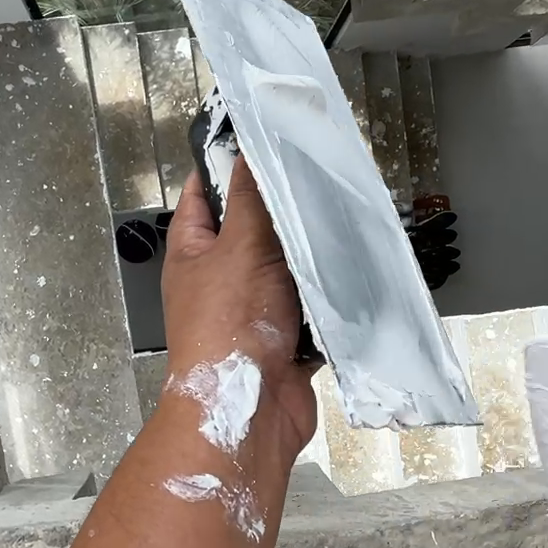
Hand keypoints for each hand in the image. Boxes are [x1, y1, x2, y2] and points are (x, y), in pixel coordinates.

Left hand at [160, 159, 318, 457]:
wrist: (249, 410)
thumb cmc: (229, 326)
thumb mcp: (239, 248)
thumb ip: (249, 199)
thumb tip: (250, 150)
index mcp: (193, 252)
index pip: (203, 193)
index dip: (227, 164)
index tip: (264, 137)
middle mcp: (220, 279)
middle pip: (253, 229)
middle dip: (284, 210)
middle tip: (322, 176)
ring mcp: (254, 310)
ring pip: (288, 269)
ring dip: (311, 256)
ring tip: (346, 217)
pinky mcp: (285, 338)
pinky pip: (310, 307)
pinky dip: (327, 296)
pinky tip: (354, 269)